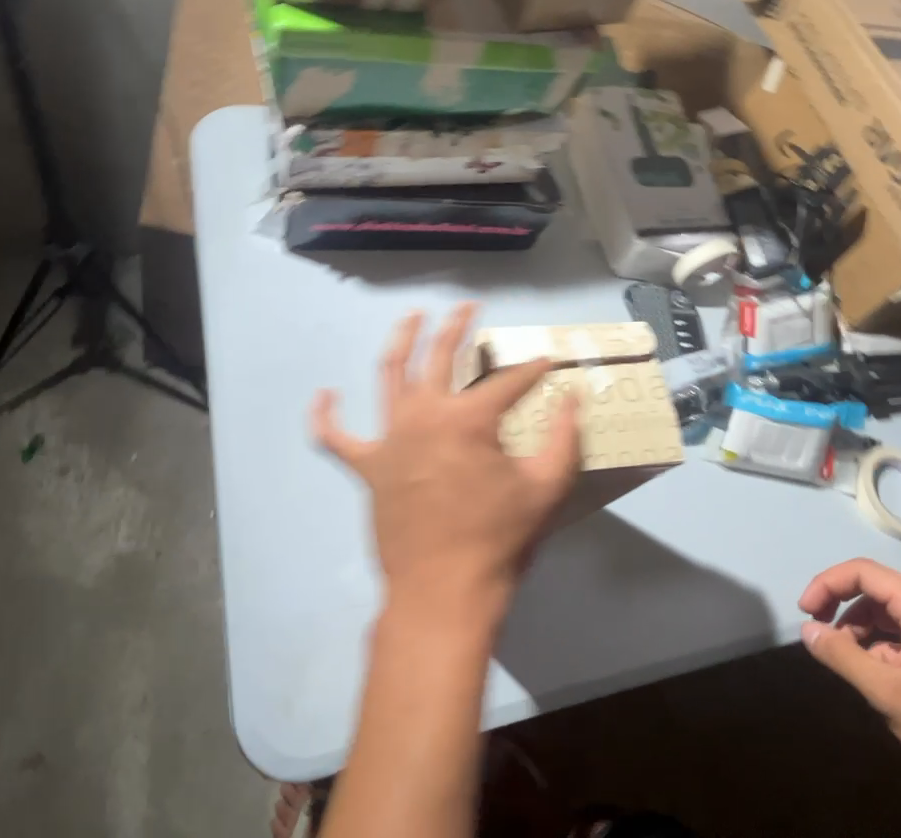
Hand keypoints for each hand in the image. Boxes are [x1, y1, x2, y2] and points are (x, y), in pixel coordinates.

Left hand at [312, 303, 582, 613]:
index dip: (533, 369)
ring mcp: (389, 439)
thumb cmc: (499, 541)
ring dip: (401, 341)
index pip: (508, 381)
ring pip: (389, 375)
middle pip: (439, 358)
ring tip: (412, 317)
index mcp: (467, 419)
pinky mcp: (367, 468)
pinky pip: (336, 438)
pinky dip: (326, 416)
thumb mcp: (546, 488)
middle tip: (469, 307)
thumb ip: (564, 437)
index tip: (551, 361)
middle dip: (457, 327)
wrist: (444, 592)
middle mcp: (423, 415)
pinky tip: (324, 394)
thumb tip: (575, 396)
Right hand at [798, 559, 900, 796]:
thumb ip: (843, 656)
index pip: (866, 573)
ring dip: (857, 626)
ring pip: (886, 611)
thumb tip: (807, 629)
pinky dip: (876, 643)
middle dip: (840, 604)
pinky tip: (871, 671)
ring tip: (842, 656)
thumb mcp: (889, 692)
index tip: (805, 612)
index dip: (829, 584)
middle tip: (817, 632)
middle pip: (875, 588)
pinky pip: (900, 632)